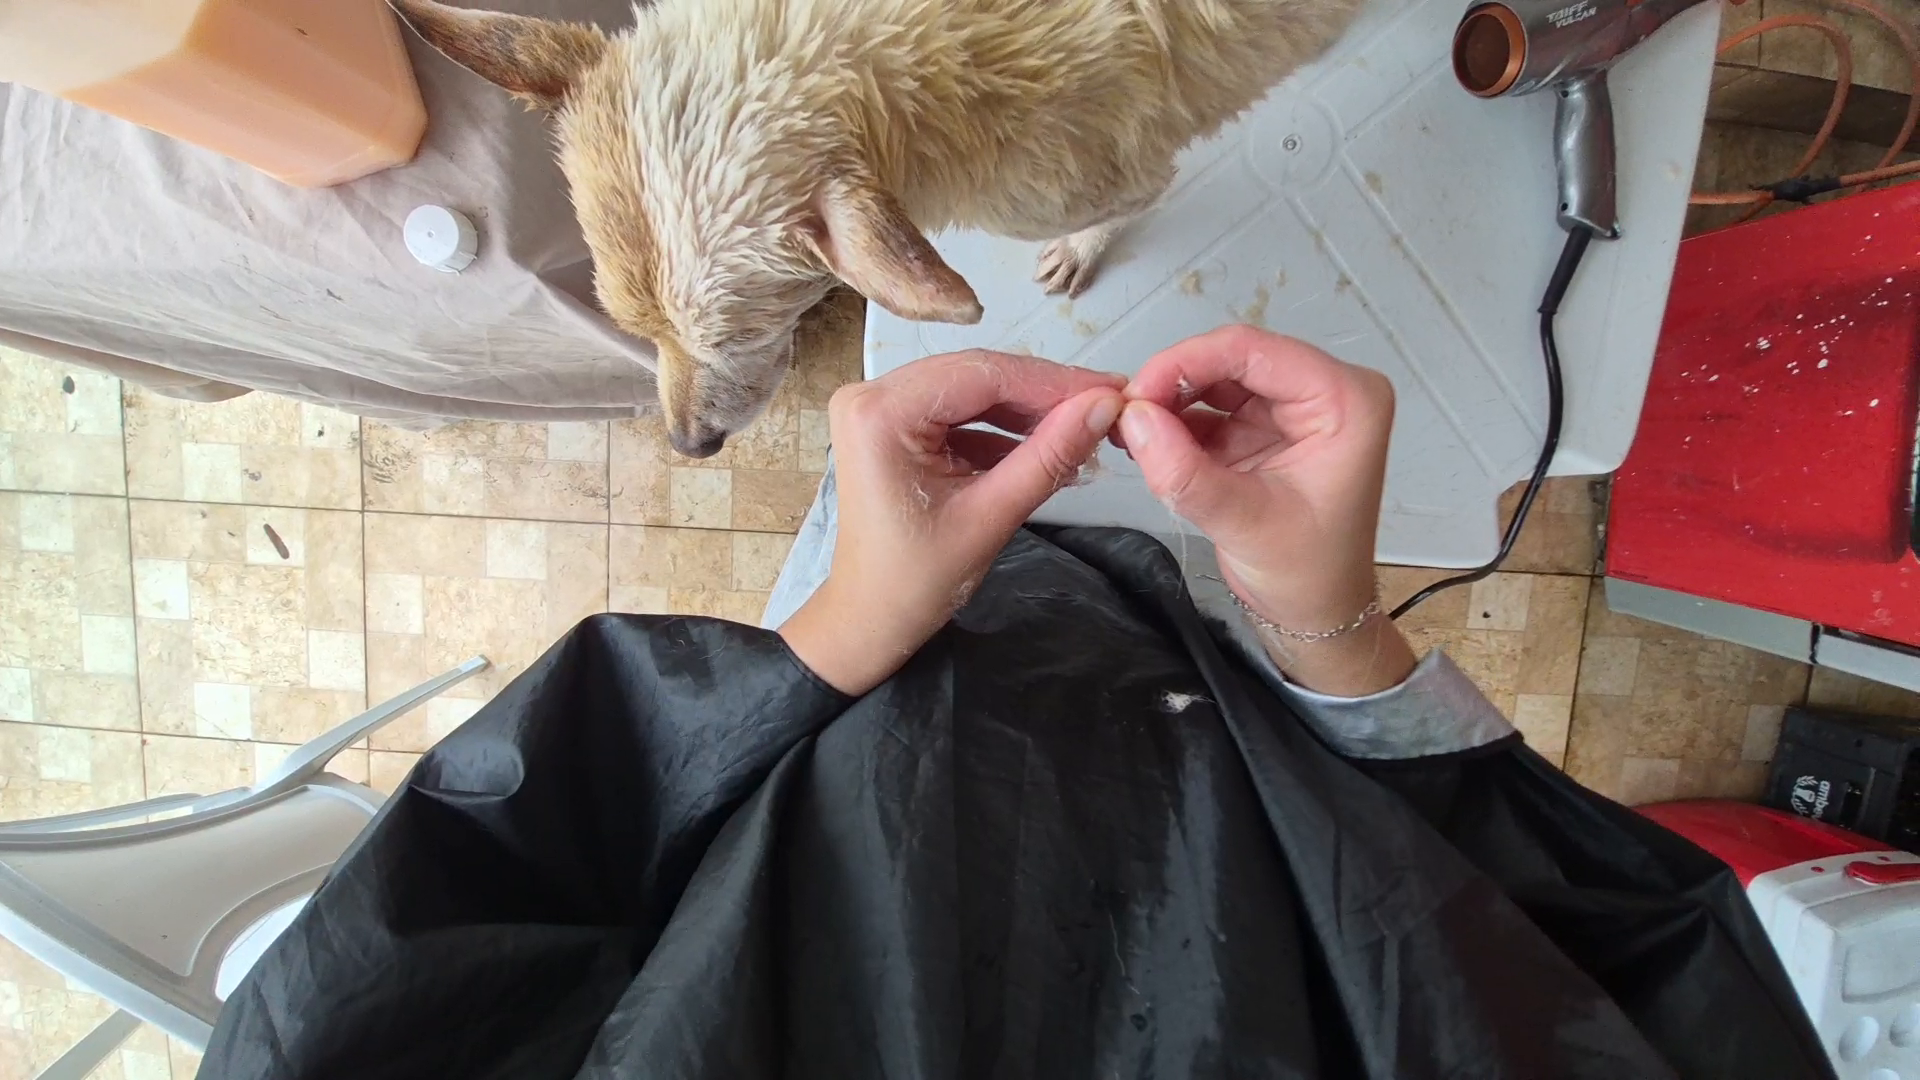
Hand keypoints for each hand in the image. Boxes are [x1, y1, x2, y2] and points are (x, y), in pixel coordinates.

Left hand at [780, 351, 1124, 694]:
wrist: (873, 616)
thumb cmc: (915, 581)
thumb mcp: (991, 515)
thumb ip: (1049, 456)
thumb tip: (1104, 406)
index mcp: (881, 414)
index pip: (983, 374)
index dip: (1053, 382)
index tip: (1111, 390)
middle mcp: (871, 396)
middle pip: (977, 376)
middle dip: (1043, 395)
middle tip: (1105, 407)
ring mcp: (879, 408)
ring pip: (972, 392)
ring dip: (1026, 411)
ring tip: (1082, 429)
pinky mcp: (893, 425)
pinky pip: (958, 413)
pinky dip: (1001, 429)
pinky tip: (1043, 446)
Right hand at [1118, 326, 1415, 694]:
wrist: (1313, 612)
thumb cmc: (1303, 572)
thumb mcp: (1242, 522)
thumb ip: (1184, 472)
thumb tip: (1131, 419)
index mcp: (1345, 400)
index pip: (1254, 352)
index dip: (1186, 362)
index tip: (1135, 395)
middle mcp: (1319, 392)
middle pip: (1230, 360)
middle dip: (1172, 384)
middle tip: (1125, 417)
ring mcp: (1286, 410)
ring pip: (1212, 381)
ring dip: (1167, 404)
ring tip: (1129, 433)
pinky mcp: (1258, 430)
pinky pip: (1206, 410)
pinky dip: (1171, 424)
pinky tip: (1144, 444)